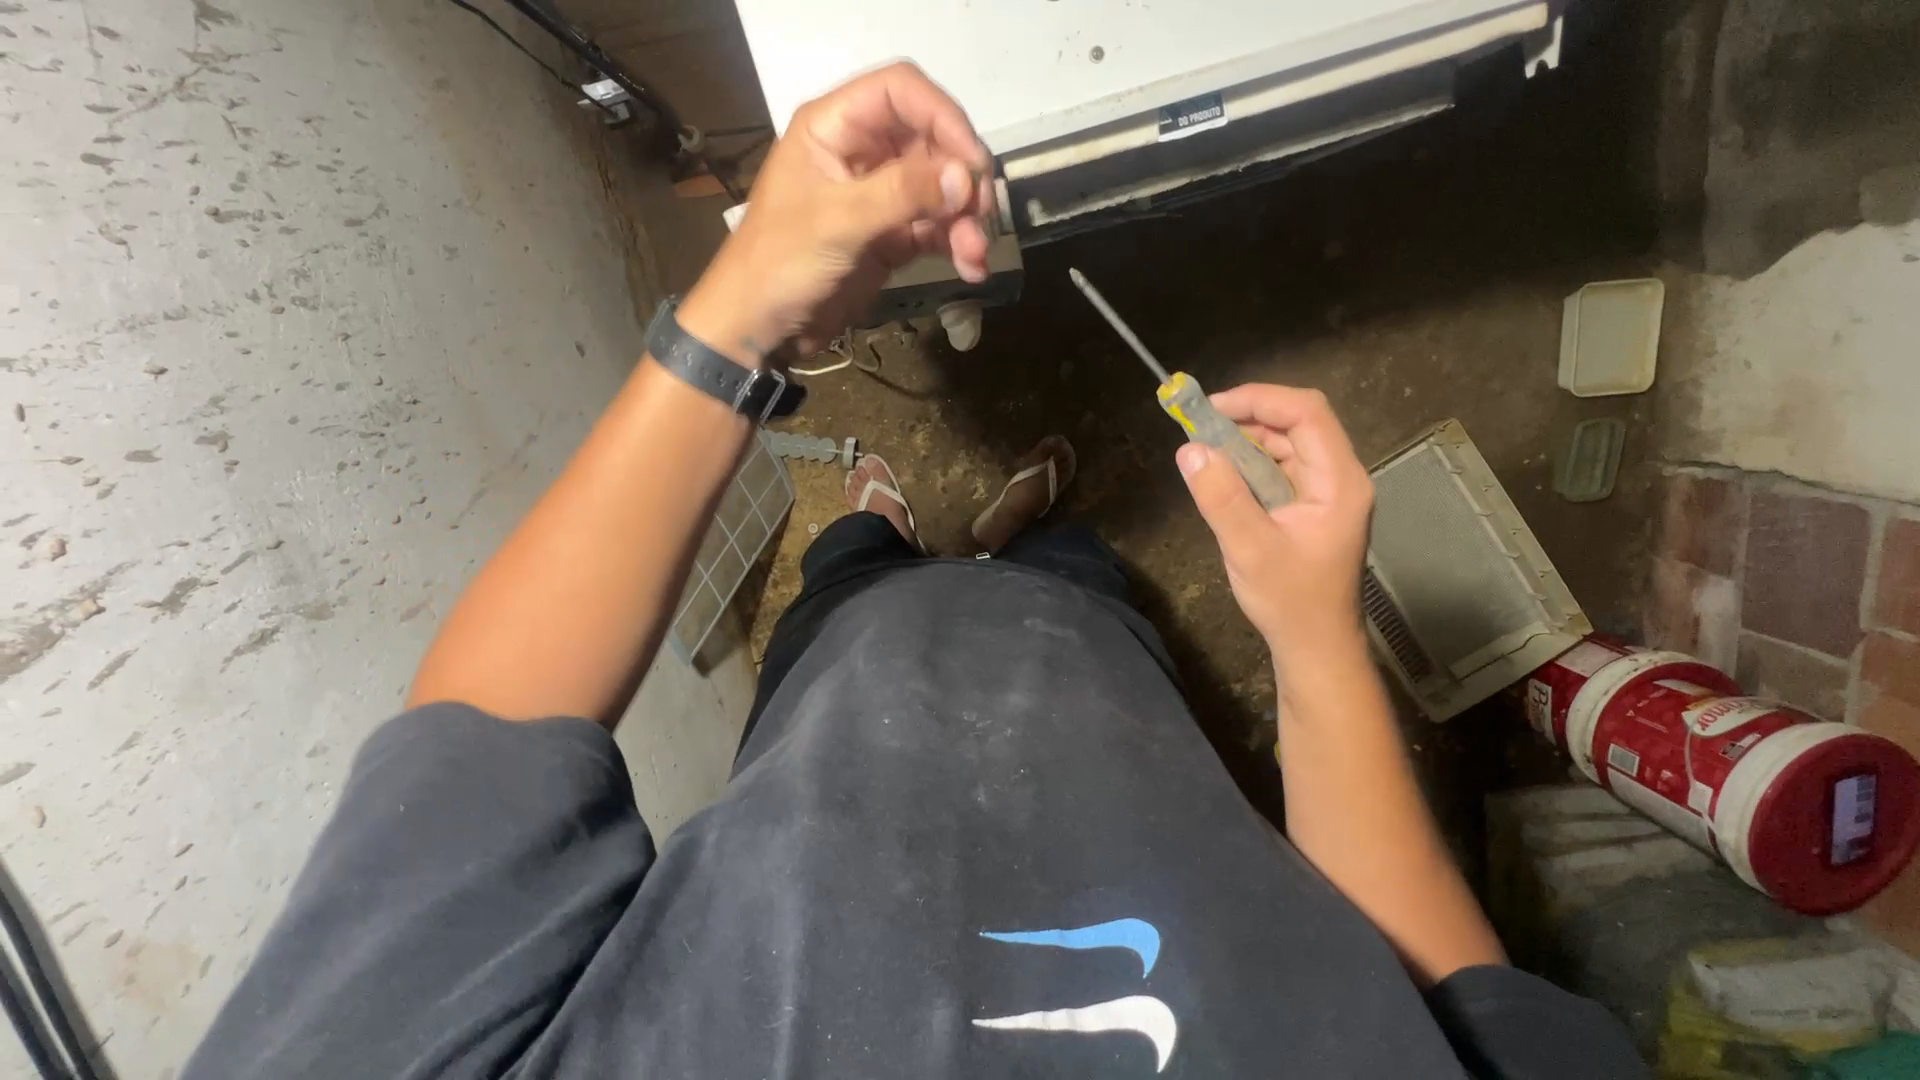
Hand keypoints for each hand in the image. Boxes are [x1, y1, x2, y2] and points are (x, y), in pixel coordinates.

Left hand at [677, 62, 992, 365]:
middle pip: (930, 142)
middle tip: (981, 214)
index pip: (900, 93)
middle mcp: (860, 153)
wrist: (759, 327)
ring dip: (964, 219)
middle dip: (960, 178)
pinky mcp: (889, 237)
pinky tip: (971, 267)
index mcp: (834, 128)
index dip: (942, 117)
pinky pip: (934, 229)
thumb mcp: (838, 223)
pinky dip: (956, 244)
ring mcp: (877, 197)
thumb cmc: (780, 264)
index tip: (972, 162)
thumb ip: (901, 194)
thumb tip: (965, 177)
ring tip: (975, 254)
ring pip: (938, 190)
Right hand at [1176, 385, 1373, 671]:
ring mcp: (1326, 492)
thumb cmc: (1289, 601)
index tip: (1211, 408)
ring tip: (1203, 447)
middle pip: (1298, 422)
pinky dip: (1249, 462)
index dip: (1259, 399)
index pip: (1307, 413)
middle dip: (1248, 416)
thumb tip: (1189, 449)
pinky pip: (1279, 468)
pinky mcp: (1310, 506)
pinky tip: (1221, 473)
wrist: (1315, 645)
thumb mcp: (1249, 549)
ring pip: (1287, 443)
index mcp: (1339, 482)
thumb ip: (1221, 497)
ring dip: (1245, 439)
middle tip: (1198, 426)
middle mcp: (1339, 477)